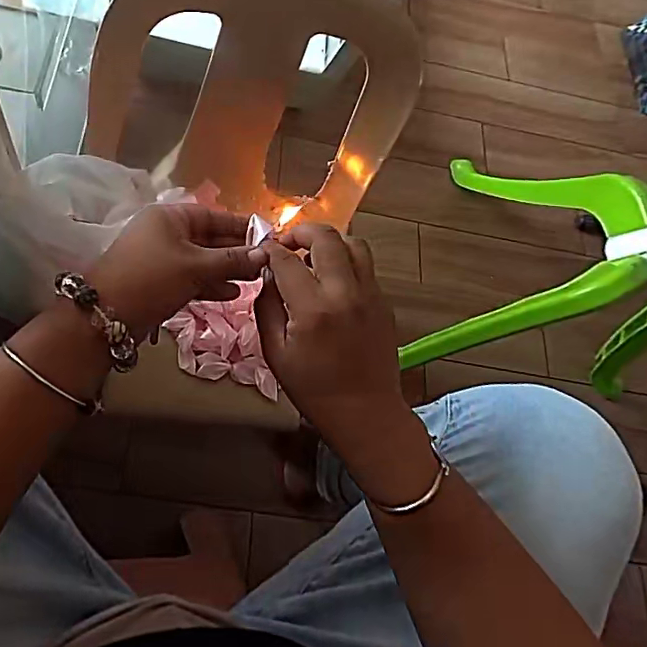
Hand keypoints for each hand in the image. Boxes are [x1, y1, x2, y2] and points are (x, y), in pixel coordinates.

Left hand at [87, 204, 267, 338]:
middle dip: (236, 252)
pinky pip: (190, 277)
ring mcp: (160, 258)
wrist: (106, 316)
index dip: (241, 226)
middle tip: (266, 264)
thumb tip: (265, 254)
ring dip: (226, 270)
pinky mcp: (158, 282)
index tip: (268, 237)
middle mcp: (164, 233)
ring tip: (254, 280)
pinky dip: (209, 283)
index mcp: (169, 217)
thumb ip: (232, 261)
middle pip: (208, 238)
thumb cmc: (151, 278)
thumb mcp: (195, 267)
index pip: (213, 215)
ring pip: (201, 260)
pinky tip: (231, 294)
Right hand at [254, 223, 413, 453]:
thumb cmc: (314, 389)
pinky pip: (364, 265)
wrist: (366, 414)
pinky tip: (330, 279)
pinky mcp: (383, 301)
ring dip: (328, 242)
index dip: (270, 250)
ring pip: (353, 243)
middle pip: (325, 237)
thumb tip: (268, 275)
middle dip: (300, 232)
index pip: (287, 259)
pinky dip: (345, 260)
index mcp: (313, 309)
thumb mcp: (274, 351)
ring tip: (312, 255)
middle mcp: (345, 294)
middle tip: (287, 244)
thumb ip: (266, 305)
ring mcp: (370, 295)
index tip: (263, 253)